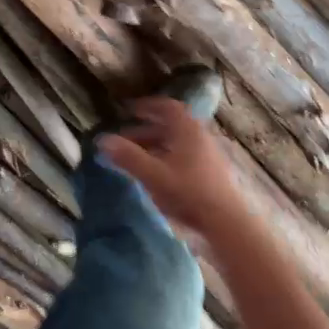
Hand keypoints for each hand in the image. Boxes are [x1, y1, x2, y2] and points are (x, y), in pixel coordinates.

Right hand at [98, 97, 246, 236]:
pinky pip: (185, 156)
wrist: (226, 222)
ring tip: (137, 159)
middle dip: (146, 130)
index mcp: (187, 129)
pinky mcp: (212, 173)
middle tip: (125, 139)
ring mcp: (208, 155)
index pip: (167, 107)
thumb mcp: (153, 175)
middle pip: (171, 126)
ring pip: (177, 143)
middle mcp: (200, 136)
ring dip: (156, 146)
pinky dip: (167, 158)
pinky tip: (157, 176)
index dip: (147, 106)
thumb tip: (102, 139)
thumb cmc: (188, 193)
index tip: (129, 110)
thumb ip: (128, 157)